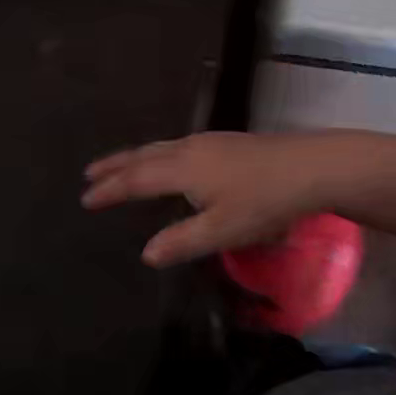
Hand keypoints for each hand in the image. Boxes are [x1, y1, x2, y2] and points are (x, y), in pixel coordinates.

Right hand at [82, 131, 351, 266]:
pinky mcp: (223, 141)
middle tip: (89, 173)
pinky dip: (155, 153)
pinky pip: (173, 145)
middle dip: (114, 165)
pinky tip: (166, 159)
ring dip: (134, 156)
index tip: (86, 198)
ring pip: (159, 147)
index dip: (110, 190)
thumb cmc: (264, 201)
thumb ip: (182, 241)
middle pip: (142, 156)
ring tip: (118, 164)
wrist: (310, 166)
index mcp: (182, 169)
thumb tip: (145, 253)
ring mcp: (207, 141)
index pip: (136, 180)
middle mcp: (188, 149)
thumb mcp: (222, 230)